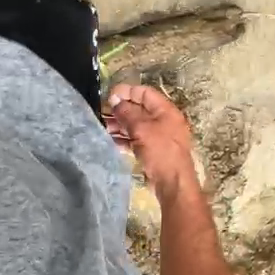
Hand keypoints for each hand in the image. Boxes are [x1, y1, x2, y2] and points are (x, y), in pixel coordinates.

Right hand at [105, 84, 198, 200]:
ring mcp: (158, 137)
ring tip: (103, 127)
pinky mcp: (152, 151)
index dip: (126, 92)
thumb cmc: (160, 151)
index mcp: (165, 110)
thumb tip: (115, 101)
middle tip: (102, 113)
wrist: (172, 182)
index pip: (144, 93)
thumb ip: (127, 113)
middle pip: (139, 109)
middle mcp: (163, 121)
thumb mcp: (142, 129)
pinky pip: (136, 140)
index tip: (108, 96)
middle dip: (120, 110)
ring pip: (136, 126)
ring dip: (120, 125)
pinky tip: (110, 141)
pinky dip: (124, 139)